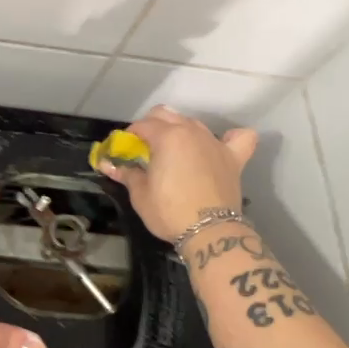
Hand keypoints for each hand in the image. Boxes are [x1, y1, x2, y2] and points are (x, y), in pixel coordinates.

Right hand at [95, 106, 259, 240]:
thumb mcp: (140, 194)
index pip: (142, 125)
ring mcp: (215, 142)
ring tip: (174, 150)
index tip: (124, 150)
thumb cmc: (169, 212)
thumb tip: (109, 166)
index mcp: (166, 137)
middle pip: (167, 115)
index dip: (129, 136)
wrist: (210, 232)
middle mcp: (191, 131)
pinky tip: (220, 145)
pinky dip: (230, 137)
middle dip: (151, 126)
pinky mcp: (234, 157)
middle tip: (144, 148)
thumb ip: (126, 174)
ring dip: (180, 130)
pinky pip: (239, 137)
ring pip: (194, 123)